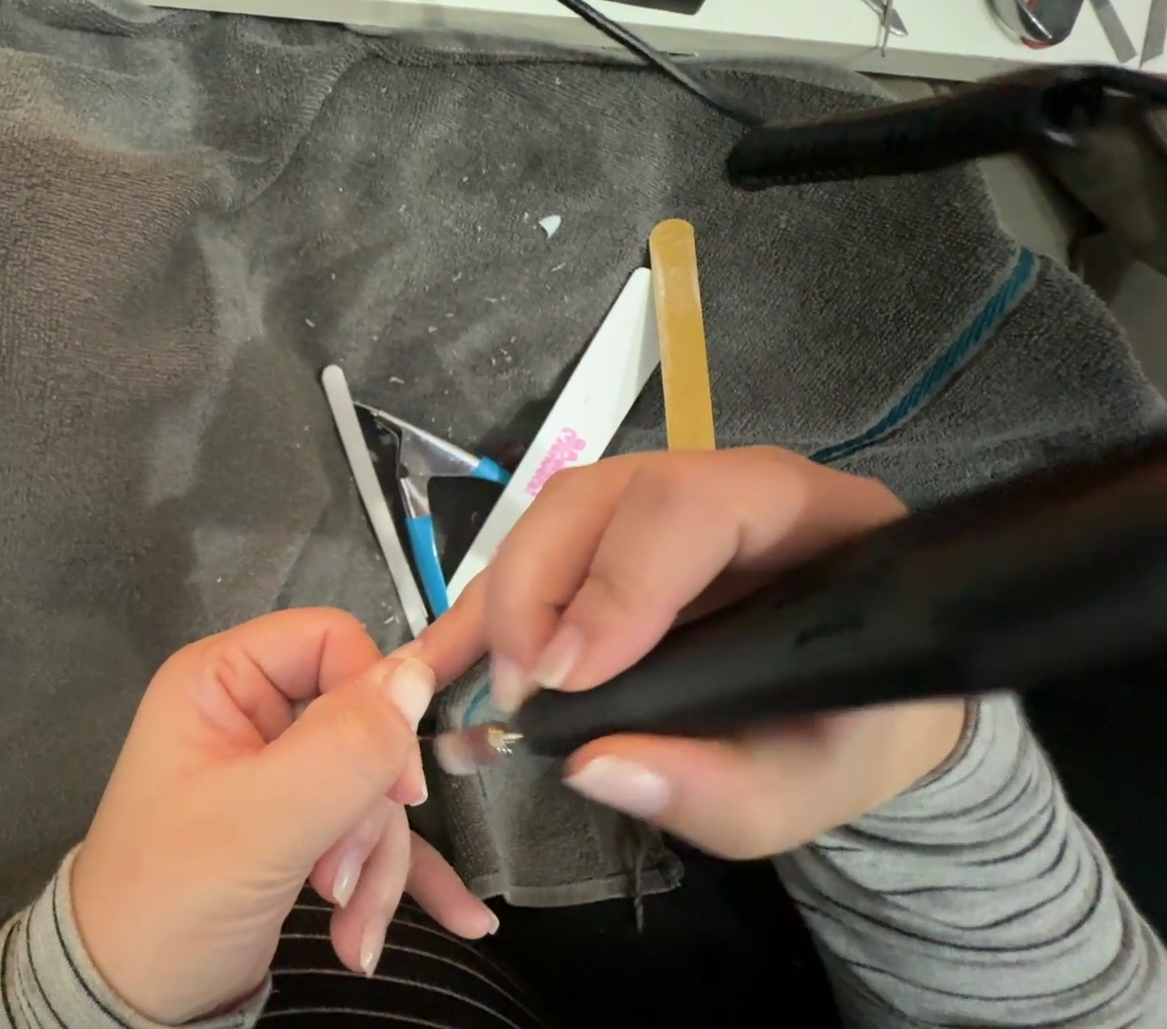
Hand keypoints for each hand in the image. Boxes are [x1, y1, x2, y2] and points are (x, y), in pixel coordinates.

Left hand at [71, 609, 497, 1024]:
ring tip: (349, 926)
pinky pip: (365, 827)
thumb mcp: (259, 821)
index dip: (377, 700)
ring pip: (370, 782)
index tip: (399, 787)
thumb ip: (343, 746)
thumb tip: (417, 673)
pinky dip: (390, 875)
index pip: (330, 641)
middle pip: (360, 721)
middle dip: (366, 811)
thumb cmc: (171, 895)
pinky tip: (447, 917)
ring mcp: (275, 767)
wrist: (130, 996)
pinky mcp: (297, 820)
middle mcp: (250, 710)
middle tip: (339, 877)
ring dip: (375, 859)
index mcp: (222, 678)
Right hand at [418, 447, 968, 859]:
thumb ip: (725, 787)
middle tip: (518, 691)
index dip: (618, 581)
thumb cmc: (840, 728)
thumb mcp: (814, 782)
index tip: (567, 679)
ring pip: (539, 522)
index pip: (689, 505)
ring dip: (495, 606)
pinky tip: (436, 662)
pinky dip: (471, 617)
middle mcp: (701, 488)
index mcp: (796, 515)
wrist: (833, 704)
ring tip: (489, 690)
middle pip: (586, 499)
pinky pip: (514, 562)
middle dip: (531, 595)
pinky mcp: (585, 547)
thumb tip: (588, 766)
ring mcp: (633, 509)